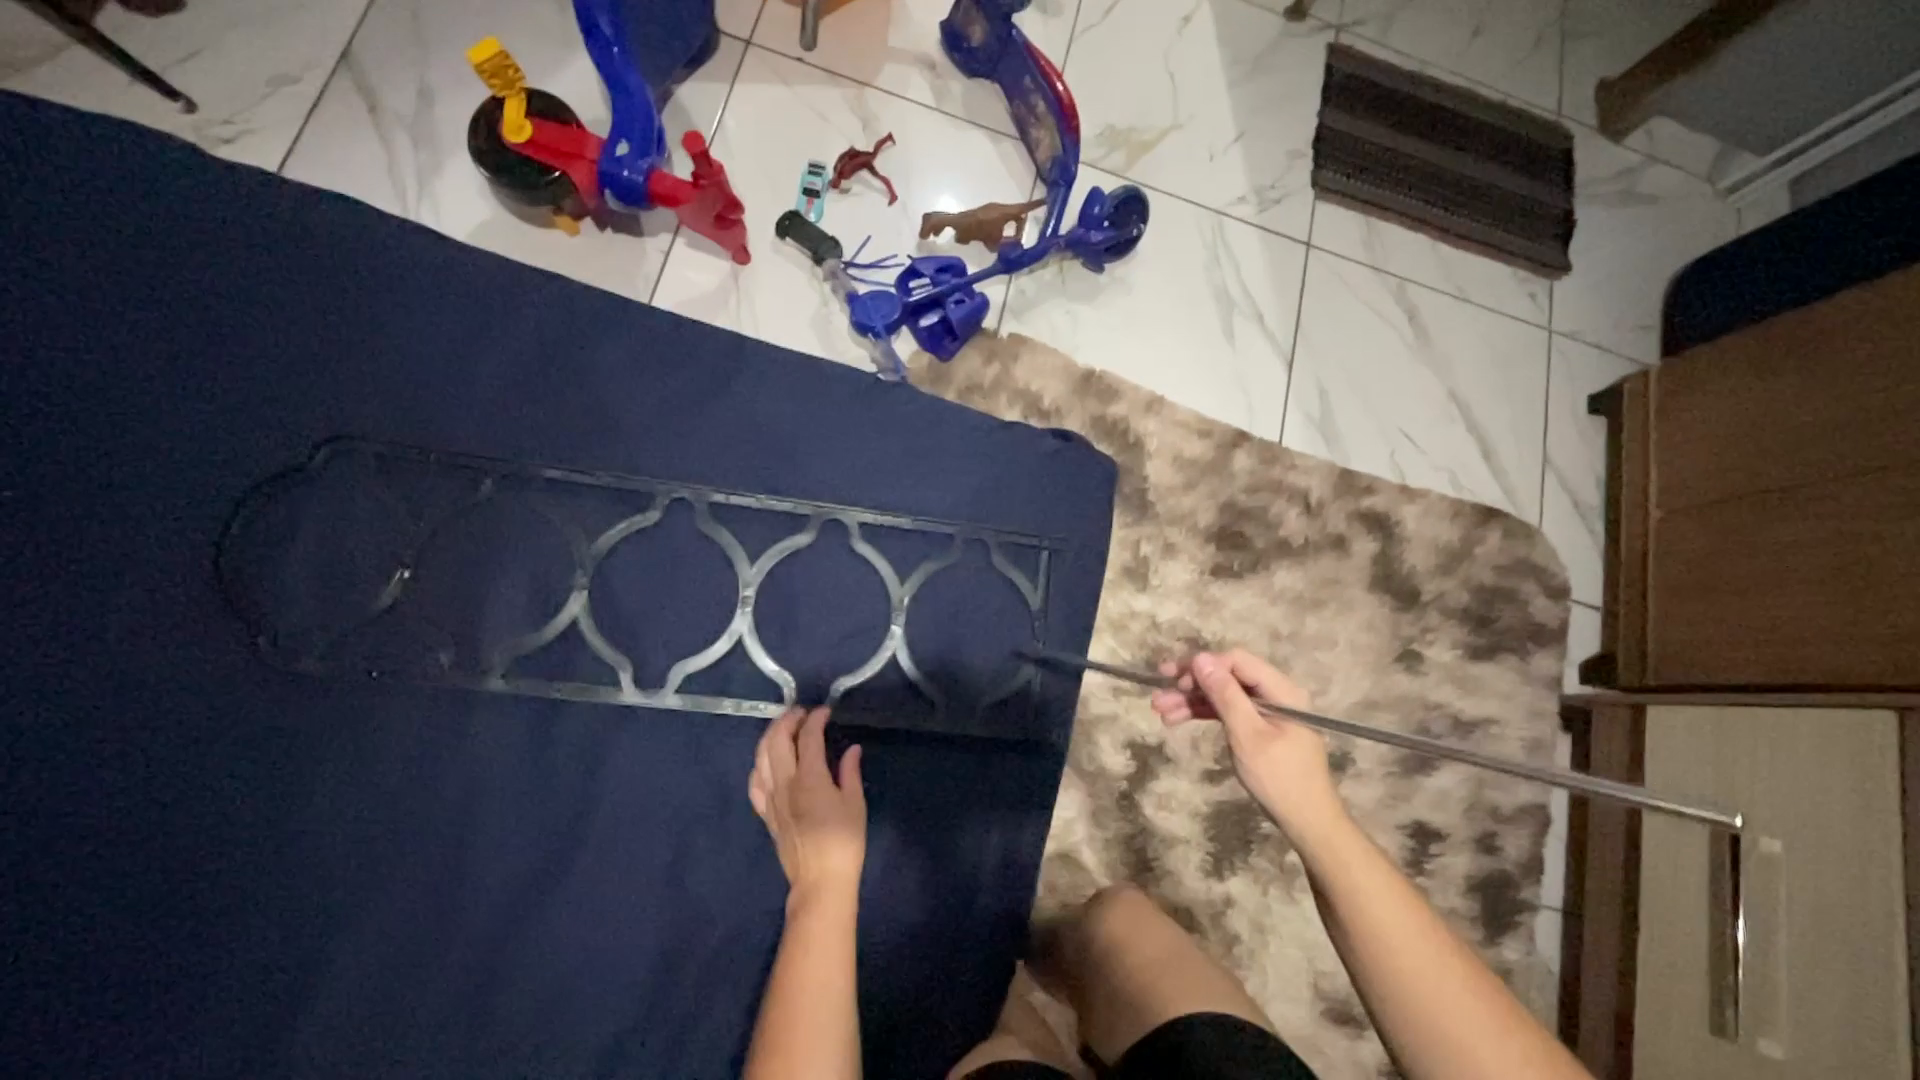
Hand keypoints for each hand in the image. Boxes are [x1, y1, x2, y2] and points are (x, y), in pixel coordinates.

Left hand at [749, 706, 866, 905]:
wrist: (820, 881)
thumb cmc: (844, 842)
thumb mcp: (855, 804)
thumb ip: (850, 772)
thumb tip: (851, 749)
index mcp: (810, 778)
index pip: (808, 737)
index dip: (816, 719)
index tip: (826, 711)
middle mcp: (785, 783)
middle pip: (777, 740)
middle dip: (788, 720)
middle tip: (802, 713)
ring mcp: (771, 799)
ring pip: (761, 757)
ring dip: (771, 736)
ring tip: (784, 728)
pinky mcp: (766, 814)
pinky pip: (755, 783)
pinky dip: (760, 765)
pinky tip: (767, 762)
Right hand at [1150, 650, 1344, 837]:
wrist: (1307, 821)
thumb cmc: (1279, 778)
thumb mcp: (1248, 735)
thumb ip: (1225, 695)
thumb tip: (1200, 658)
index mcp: (1281, 690)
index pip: (1236, 661)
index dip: (1204, 666)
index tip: (1174, 680)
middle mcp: (1274, 694)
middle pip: (1227, 677)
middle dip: (1191, 684)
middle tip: (1159, 693)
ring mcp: (1265, 712)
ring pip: (1222, 695)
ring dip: (1191, 700)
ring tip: (1159, 710)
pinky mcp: (1257, 728)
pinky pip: (1226, 712)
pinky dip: (1203, 714)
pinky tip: (1176, 719)